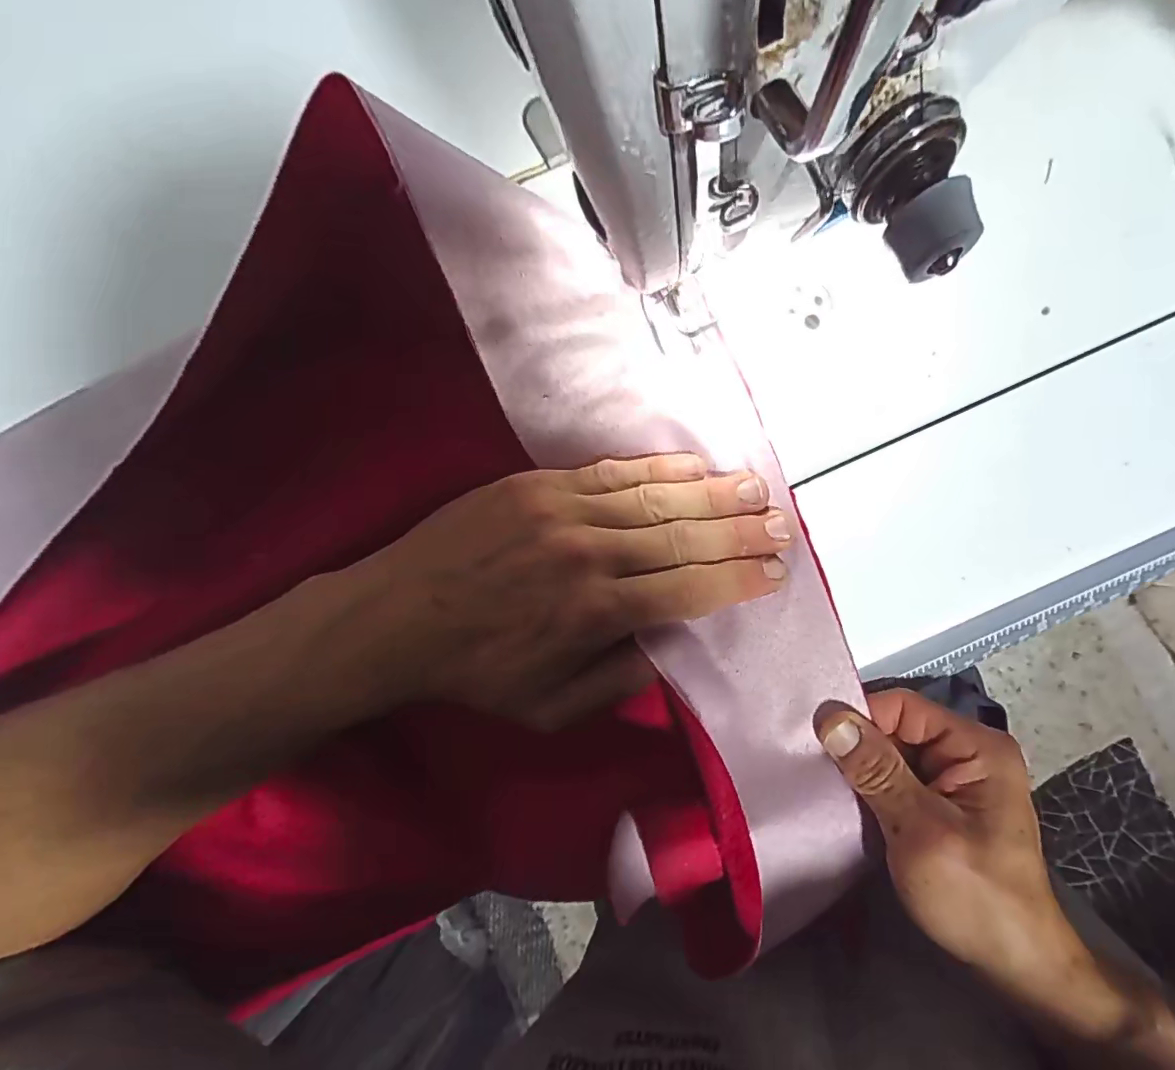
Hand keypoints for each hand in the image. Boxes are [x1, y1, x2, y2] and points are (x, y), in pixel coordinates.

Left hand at [298, 453, 790, 728]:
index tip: (773, 574)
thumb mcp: (549, 709)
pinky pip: (610, 472)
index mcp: (596, 612)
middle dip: (740, 532)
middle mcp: (589, 554)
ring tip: (755, 488)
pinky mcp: (536, 484)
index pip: (688, 590)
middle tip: (781, 525)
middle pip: (683, 537)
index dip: (736, 581)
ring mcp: (562, 511)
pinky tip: (691, 465)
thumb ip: (617, 681)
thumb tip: (666, 646)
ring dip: (711, 493)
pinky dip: (657, 469)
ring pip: (654, 498)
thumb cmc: (475, 672)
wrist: (393, 617)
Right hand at [817, 693, 1174, 1067]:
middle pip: (894, 727)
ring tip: (820, 781)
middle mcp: (966, 752)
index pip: (902, 707)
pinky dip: (868, 787)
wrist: (1015, 966)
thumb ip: (875, 770)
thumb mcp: (920, 829)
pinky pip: (894, 778)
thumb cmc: (975, 896)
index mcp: (976, 747)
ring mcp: (953, 778)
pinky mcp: (939, 802)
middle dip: (855, 744)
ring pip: (889, 753)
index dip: (858, 718)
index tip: (814, 740)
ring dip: (858, 768)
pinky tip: (845, 800)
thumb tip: (828, 716)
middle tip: (809, 763)